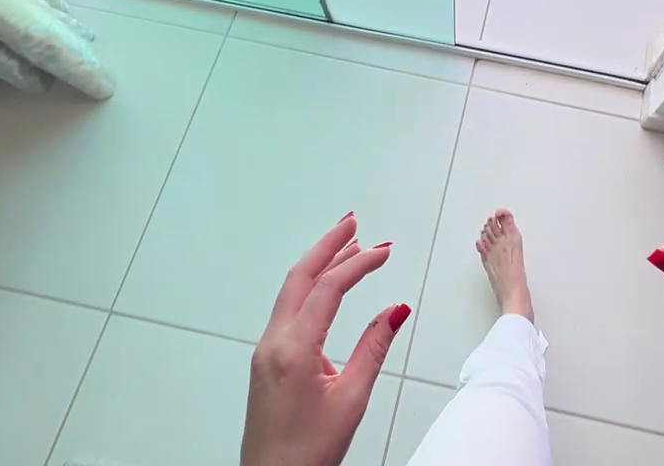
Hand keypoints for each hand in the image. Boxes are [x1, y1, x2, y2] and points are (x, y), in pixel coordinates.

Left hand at [242, 212, 411, 465]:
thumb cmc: (307, 454)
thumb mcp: (351, 399)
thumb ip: (374, 348)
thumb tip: (397, 309)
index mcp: (293, 350)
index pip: (328, 289)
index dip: (359, 263)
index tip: (385, 250)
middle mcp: (273, 342)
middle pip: (300, 276)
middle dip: (329, 244)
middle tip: (354, 221)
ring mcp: (266, 350)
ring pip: (292, 290)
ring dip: (320, 262)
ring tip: (350, 245)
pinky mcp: (267, 359)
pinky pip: (289, 308)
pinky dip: (311, 286)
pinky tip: (328, 284)